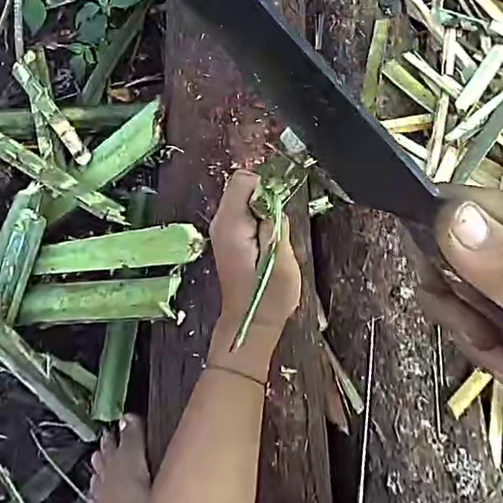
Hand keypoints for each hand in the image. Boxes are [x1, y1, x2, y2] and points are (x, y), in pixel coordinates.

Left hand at [207, 170, 301, 372]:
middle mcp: (221, 222)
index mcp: (231, 225)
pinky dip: (258, 217)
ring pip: (244, 196)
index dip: (265, 186)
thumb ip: (276, 227)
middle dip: (265, 196)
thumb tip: (274, 203)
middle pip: (242, 185)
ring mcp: (222, 228)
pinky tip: (266, 240)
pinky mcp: (228, 235)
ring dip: (263, 208)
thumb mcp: (281, 262)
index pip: (243, 180)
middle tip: (276, 224)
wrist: (250, 323)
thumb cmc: (268, 298)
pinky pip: (244, 211)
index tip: (278, 208)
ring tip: (271, 236)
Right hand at [417, 187, 502, 460]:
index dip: (434, 254)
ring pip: (474, 295)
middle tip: (502, 348)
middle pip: (454, 255)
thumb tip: (444, 213)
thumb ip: (502, 269)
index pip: (448, 207)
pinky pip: (502, 320)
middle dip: (465, 310)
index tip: (458, 305)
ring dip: (488, 340)